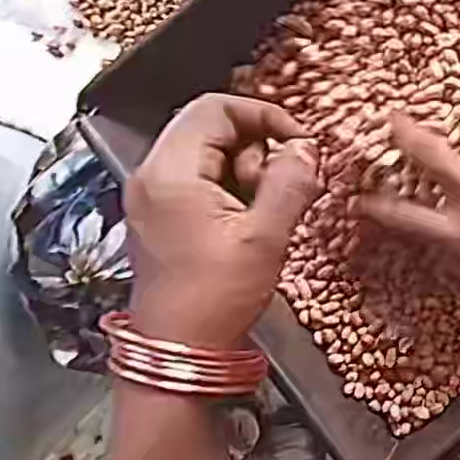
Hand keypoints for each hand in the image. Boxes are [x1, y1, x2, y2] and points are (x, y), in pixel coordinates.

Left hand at [124, 94, 322, 346]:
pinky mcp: (165, 214)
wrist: (180, 351)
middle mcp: (152, 175)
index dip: (264, 115)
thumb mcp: (266, 237)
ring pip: (213, 153)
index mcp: (170, 173)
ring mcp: (155, 195)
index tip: (298, 142)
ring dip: (251, 170)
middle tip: (283, 184)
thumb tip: (307, 148)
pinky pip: (206, 179)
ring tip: (268, 210)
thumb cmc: (216, 297)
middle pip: (213, 127)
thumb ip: (290, 183)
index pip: (216, 107)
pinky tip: (254, 219)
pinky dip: (237, 188)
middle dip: (259, 148)